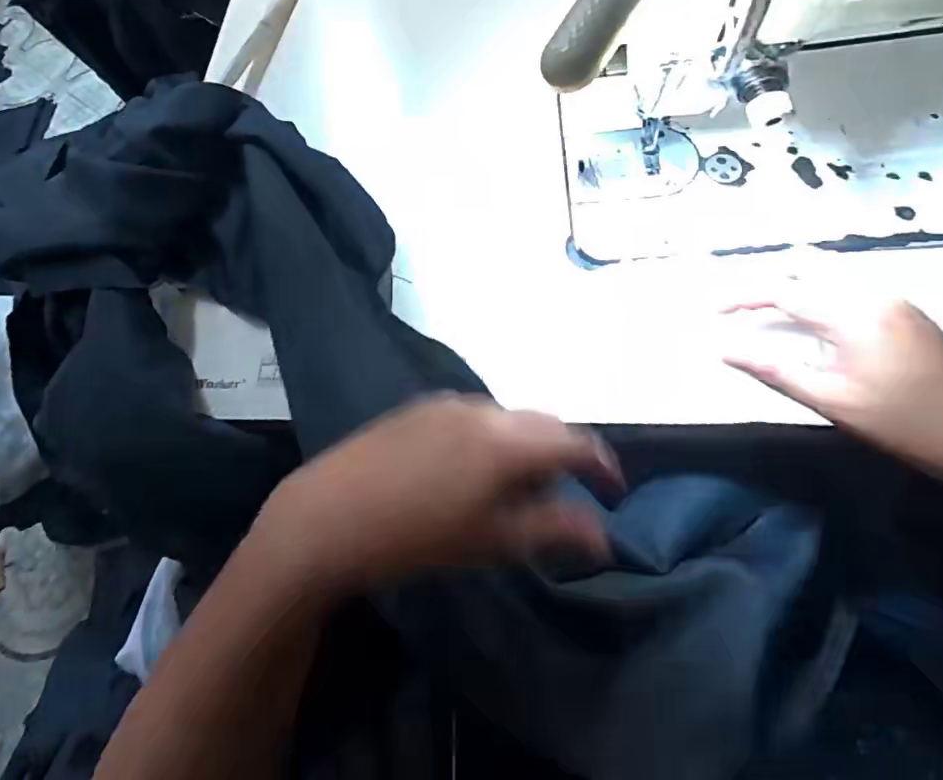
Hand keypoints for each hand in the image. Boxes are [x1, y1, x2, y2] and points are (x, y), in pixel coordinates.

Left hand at [247, 395, 621, 595]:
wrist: (329, 513)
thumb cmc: (415, 536)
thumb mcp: (491, 540)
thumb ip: (553, 528)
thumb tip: (604, 532)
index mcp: (504, 438)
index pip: (572, 440)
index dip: (601, 464)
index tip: (614, 491)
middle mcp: (478, 408)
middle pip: (539, 423)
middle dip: (559, 454)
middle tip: (558, 498)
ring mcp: (441, 402)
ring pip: (503, 417)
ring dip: (520, 445)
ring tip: (510, 489)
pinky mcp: (413, 407)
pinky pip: (469, 415)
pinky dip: (487, 436)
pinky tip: (467, 470)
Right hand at [720, 296, 942, 494]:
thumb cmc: (913, 426)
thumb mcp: (834, 402)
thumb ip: (774, 370)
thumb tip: (722, 348)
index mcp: (854, 313)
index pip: (782, 291)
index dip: (740, 298)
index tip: (711, 312)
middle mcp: (875, 297)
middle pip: (807, 270)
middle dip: (763, 283)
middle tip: (733, 306)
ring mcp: (897, 305)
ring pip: (829, 280)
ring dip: (790, 290)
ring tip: (760, 314)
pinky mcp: (909, 319)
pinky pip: (849, 294)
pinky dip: (816, 300)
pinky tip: (807, 324)